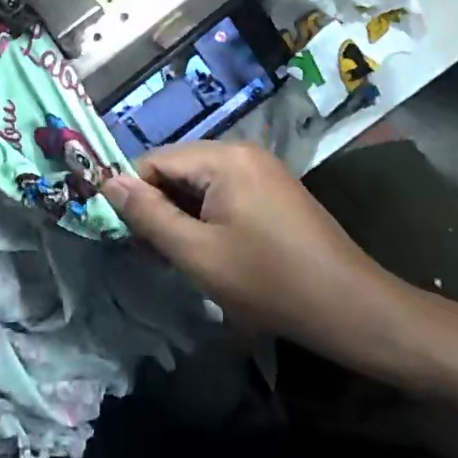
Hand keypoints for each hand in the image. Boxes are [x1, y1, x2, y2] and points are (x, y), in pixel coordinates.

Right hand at [104, 142, 402, 350]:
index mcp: (224, 157)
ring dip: (180, 215)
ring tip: (174, 257)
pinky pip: (224, 192)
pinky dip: (205, 217)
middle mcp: (242, 151)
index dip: (131, 194)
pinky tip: (205, 249)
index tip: (121, 234)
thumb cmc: (268, 281)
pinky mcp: (273, 190)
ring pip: (199, 183)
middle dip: (156, 206)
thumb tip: (108, 182)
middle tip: (148, 253)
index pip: (155, 160)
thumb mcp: (197, 253)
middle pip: (178, 168)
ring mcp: (262, 169)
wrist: (349, 306)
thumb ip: (149, 215)